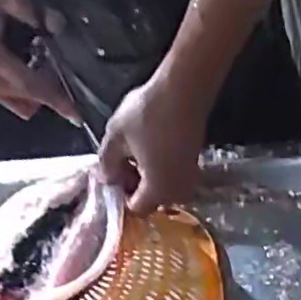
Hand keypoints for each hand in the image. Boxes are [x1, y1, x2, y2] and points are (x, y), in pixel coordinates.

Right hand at [0, 0, 75, 121]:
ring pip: (23, 104)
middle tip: (61, 68)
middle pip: (30, 102)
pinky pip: (14, 99)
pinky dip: (28, 90)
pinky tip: (32, 63)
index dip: (56, 100)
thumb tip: (57, 24)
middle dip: (50, 93)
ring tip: (45, 61)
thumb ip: (28, 7)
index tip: (77, 113)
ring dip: (38, 92)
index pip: (31, 86)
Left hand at [99, 73, 211, 212]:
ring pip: (163, 189)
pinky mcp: (195, 166)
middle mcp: (176, 193)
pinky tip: (154, 148)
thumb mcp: (116, 137)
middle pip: (151, 201)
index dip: (122, 194)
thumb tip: (105, 179)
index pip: (136, 208)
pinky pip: (173, 178)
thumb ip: (106, 163)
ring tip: (138, 152)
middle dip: (136, 186)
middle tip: (125, 160)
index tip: (116, 172)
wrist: (184, 91)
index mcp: (156, 192)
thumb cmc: (147, 114)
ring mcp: (188, 180)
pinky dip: (162, 170)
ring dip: (148, 178)